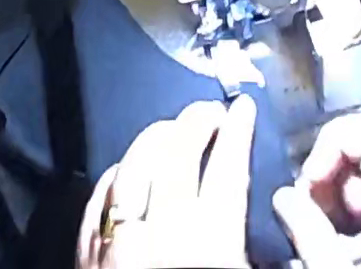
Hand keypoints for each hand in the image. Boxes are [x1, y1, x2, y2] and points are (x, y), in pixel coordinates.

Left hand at [77, 96, 256, 268]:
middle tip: (212, 112)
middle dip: (197, 120)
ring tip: (175, 131)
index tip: (243, 107)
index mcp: (208, 249)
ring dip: (158, 137)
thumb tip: (276, 200)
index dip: (237, 131)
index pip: (227, 171)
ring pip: (134, 165)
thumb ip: (250, 237)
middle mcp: (160, 238)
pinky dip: (119, 172)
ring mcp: (116, 245)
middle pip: (177, 155)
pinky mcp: (85, 256)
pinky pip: (99, 196)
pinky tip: (133, 166)